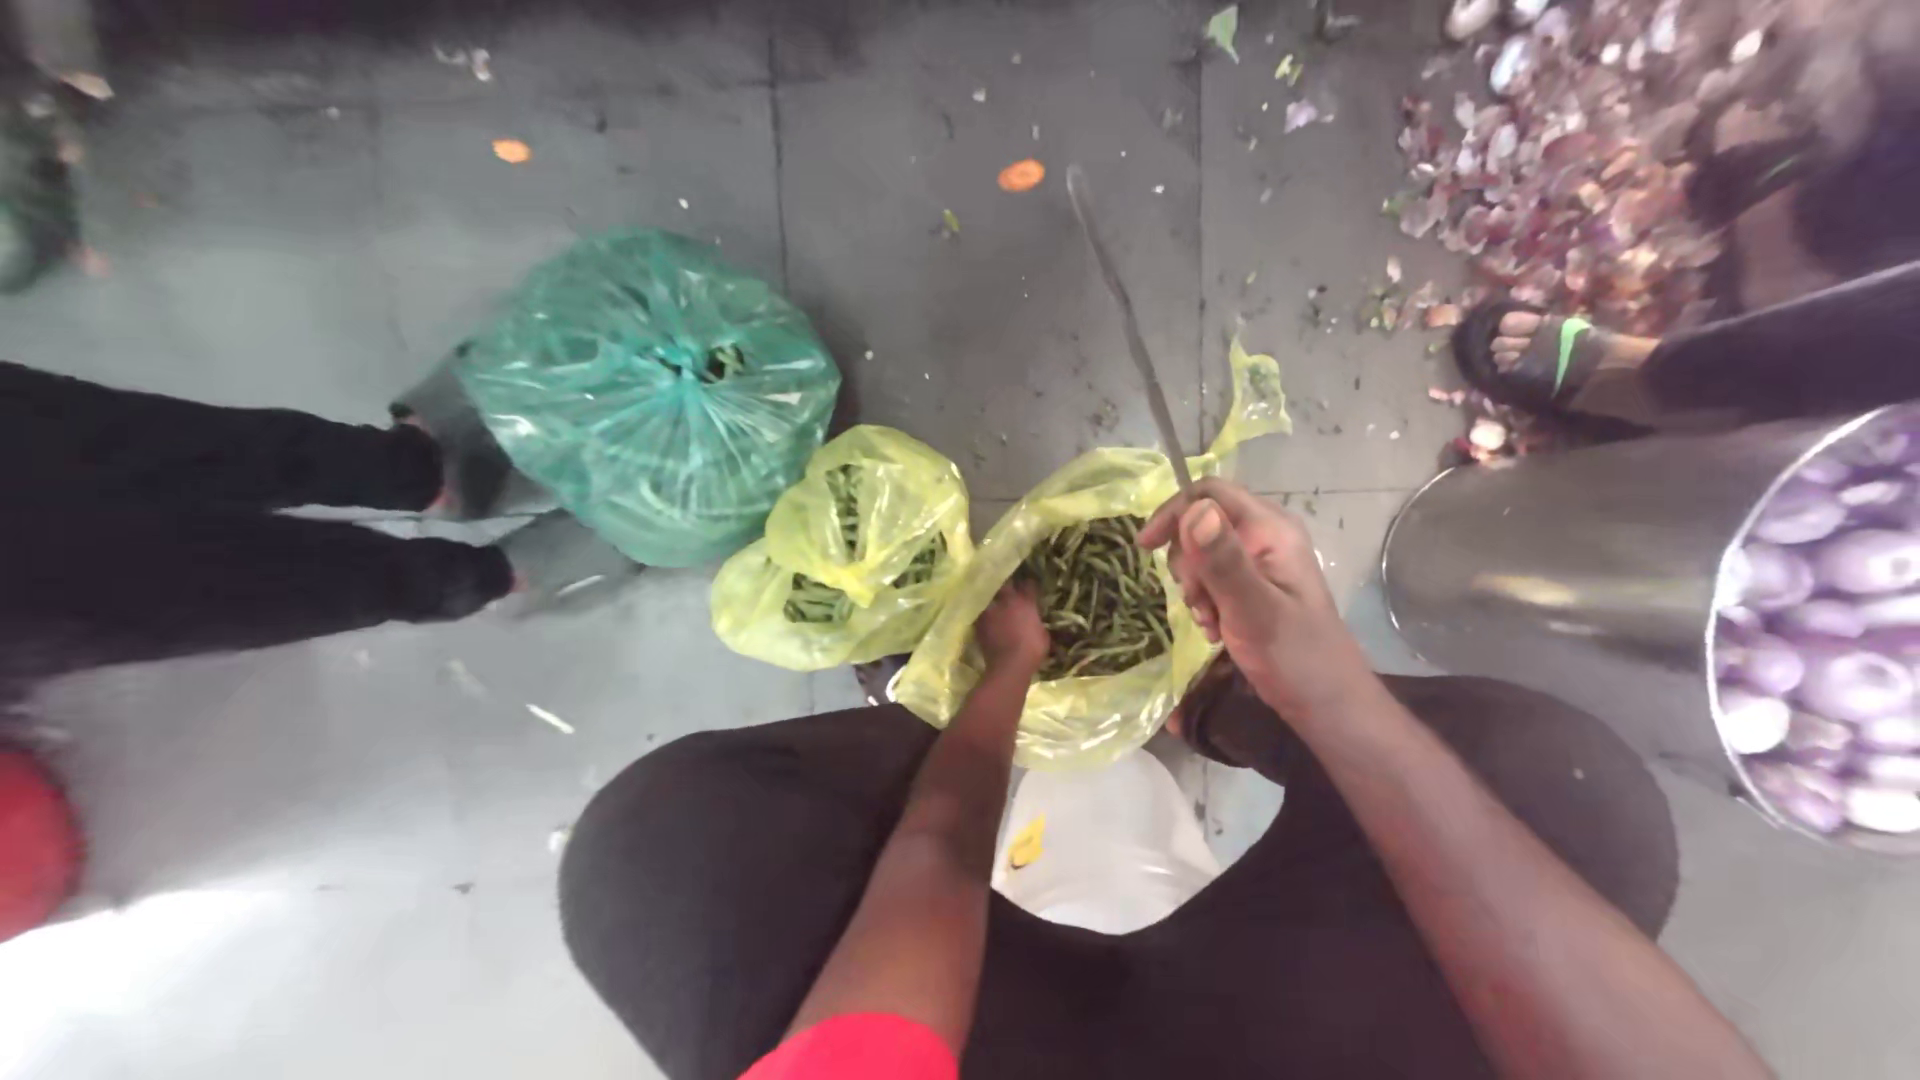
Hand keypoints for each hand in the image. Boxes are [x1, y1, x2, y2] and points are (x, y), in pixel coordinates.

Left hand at [975, 580, 1049, 676]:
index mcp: (1026, 602)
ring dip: (994, 598)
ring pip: (991, 596)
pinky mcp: (980, 622)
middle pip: (1007, 584)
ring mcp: (991, 610)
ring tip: (995, 602)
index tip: (1030, 586)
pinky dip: (985, 614)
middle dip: (1009, 585)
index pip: (1029, 584)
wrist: (1009, 665)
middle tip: (1011, 590)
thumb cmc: (1032, 650)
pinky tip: (987, 617)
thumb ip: (1037, 623)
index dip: (1029, 584)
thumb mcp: (1044, 635)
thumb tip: (1035, 621)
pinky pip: (982, 612)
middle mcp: (1007, 601)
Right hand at [1139, 478, 1368, 719]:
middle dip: (1186, 561)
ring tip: (1209, 620)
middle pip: (1199, 523)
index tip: (1145, 547)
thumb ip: (1222, 559)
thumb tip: (1193, 510)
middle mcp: (1265, 536)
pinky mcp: (1252, 585)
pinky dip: (1203, 601)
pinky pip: (1210, 578)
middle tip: (1196, 599)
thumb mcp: (1253, 608)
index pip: (1209, 493)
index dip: (1173, 513)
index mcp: (1270, 530)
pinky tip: (1214, 628)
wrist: (1325, 703)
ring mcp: (1259, 561)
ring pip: (1200, 553)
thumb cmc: (1294, 656)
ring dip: (1193, 586)